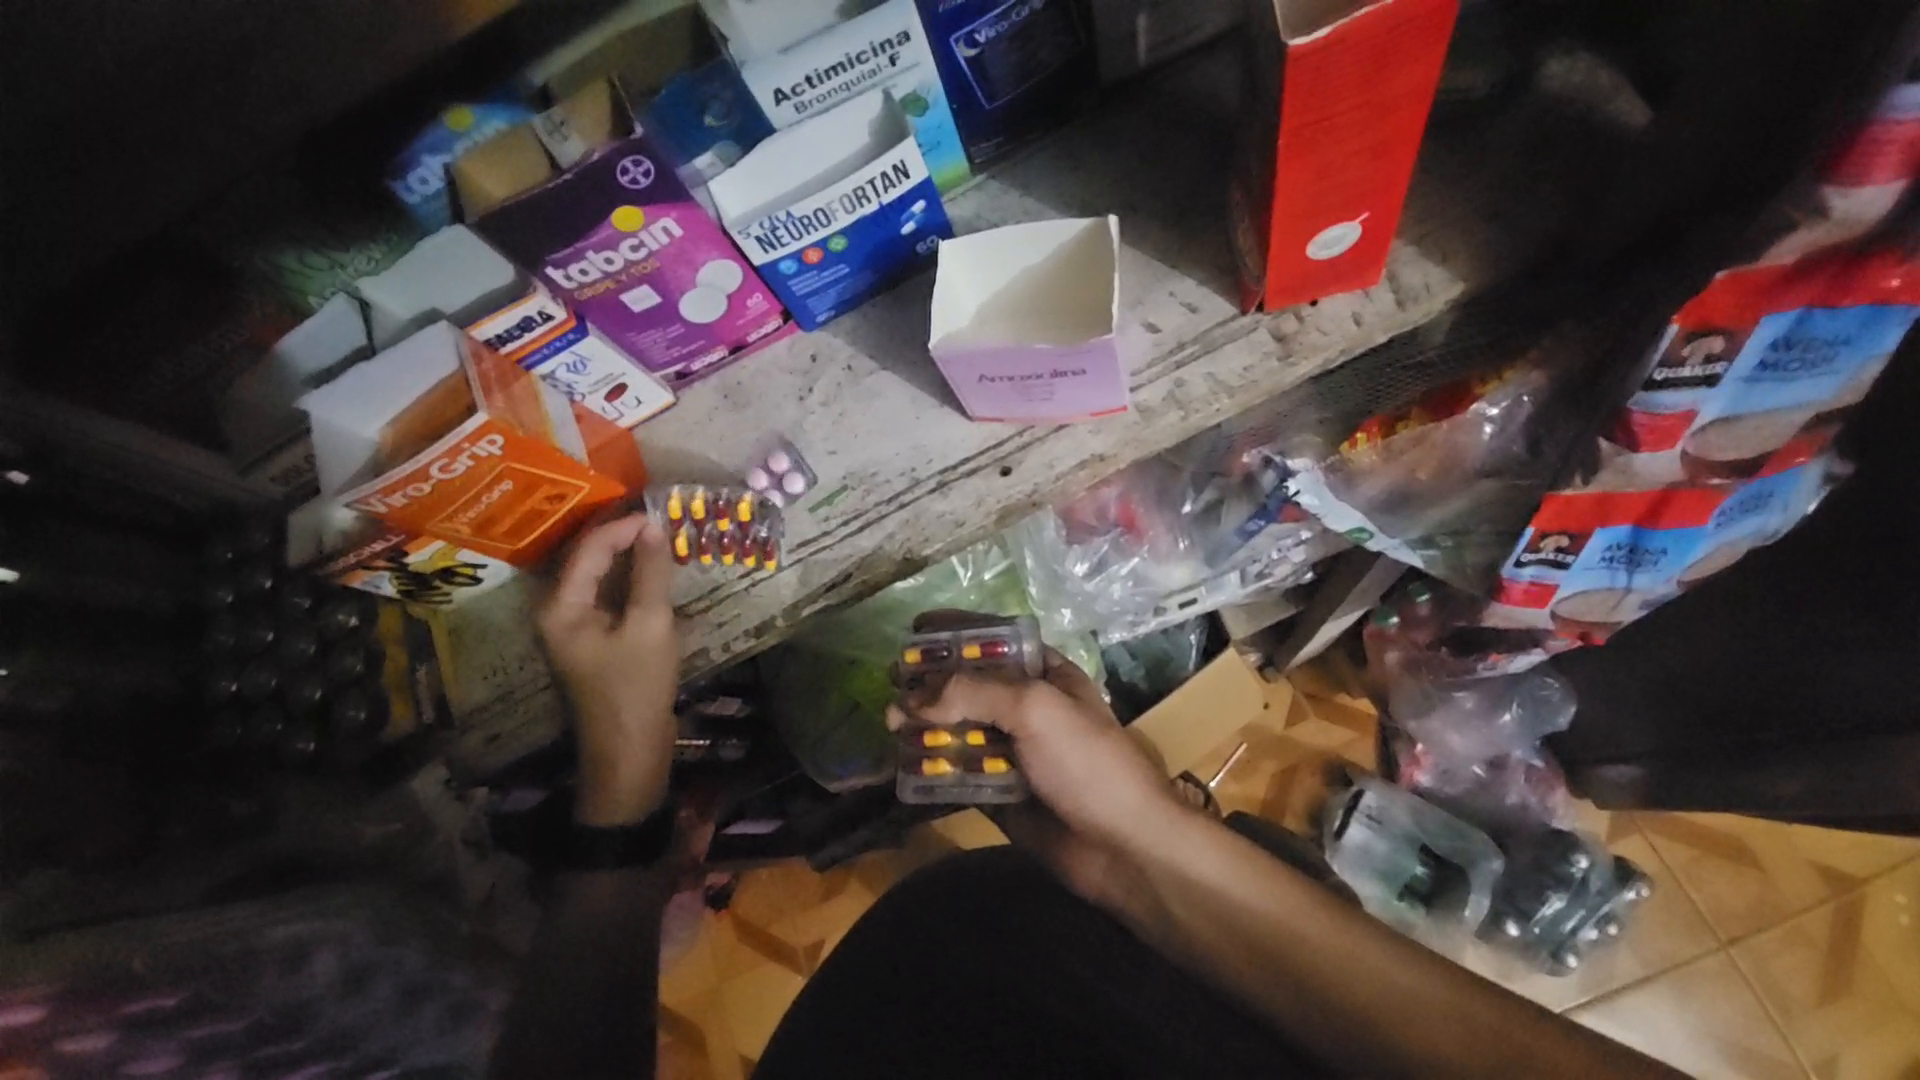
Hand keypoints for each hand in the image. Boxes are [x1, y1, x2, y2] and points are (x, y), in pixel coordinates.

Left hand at [538, 514, 678, 826]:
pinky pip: (610, 595)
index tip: (661, 515)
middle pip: (588, 558)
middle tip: (662, 518)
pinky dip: (632, 579)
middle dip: (623, 535)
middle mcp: (558, 609)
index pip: (589, 548)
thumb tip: (656, 528)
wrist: (629, 749)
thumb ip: (652, 574)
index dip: (623, 526)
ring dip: (630, 556)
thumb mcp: (650, 626)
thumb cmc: (636, 687)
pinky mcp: (595, 638)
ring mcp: (576, 625)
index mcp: (561, 605)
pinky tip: (657, 572)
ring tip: (663, 538)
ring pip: (601, 575)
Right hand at [887, 618, 1194, 912]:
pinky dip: (931, 769)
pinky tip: (901, 764)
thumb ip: (972, 692)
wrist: (1122, 847)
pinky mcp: (998, 793)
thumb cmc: (1085, 761)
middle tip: (890, 681)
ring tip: (890, 723)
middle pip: (969, 686)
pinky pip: (957, 775)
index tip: (916, 627)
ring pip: (958, 730)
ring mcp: (1012, 752)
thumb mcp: (1034, 707)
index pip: (995, 641)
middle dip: (930, 682)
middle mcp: (1026, 708)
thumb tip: (910, 699)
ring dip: (924, 725)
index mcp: (1045, 674)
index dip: (957, 632)